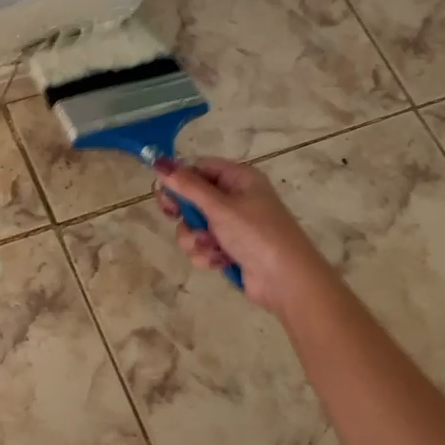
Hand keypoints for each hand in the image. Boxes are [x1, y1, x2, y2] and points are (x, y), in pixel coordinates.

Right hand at [156, 157, 338, 314]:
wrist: (286, 281)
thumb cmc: (256, 235)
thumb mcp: (219, 207)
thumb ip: (187, 186)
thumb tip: (158, 163)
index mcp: (239, 179)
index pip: (199, 168)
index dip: (180, 179)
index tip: (163, 192)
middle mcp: (235, 198)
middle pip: (192, 197)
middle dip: (185, 214)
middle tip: (175, 217)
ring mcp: (232, 225)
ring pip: (193, 225)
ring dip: (195, 238)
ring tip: (211, 247)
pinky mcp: (228, 249)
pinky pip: (202, 245)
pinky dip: (206, 254)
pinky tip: (220, 261)